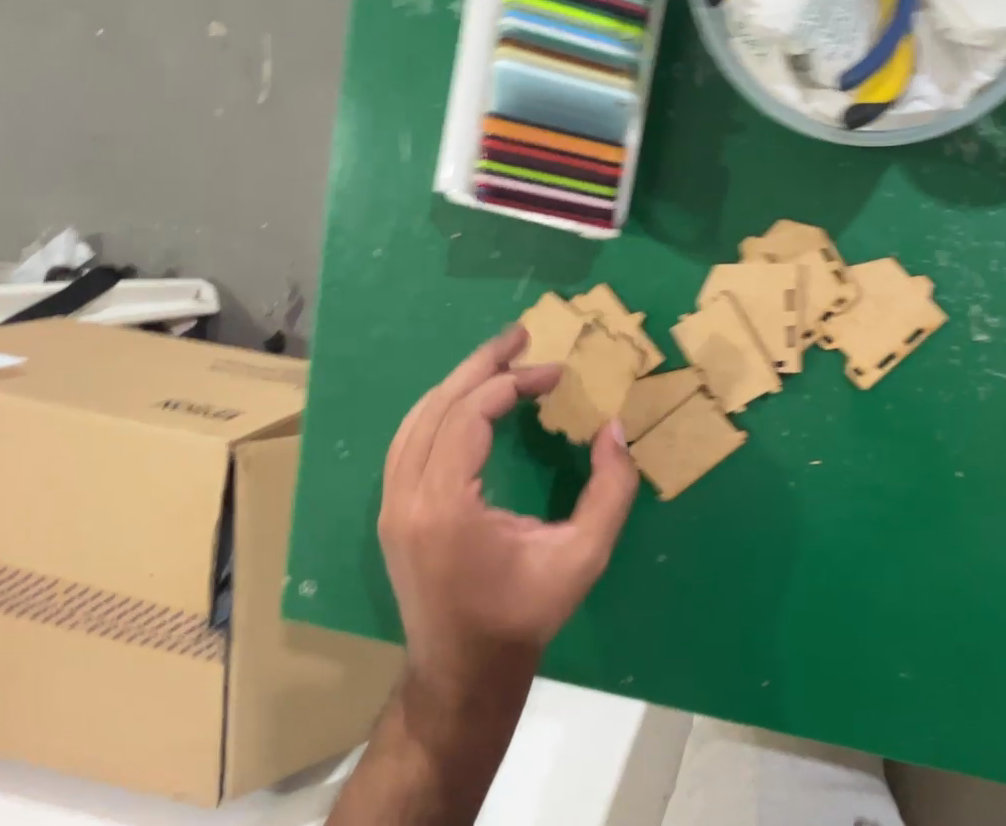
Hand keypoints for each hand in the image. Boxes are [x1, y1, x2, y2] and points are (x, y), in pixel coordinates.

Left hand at [378, 325, 638, 685]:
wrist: (465, 670)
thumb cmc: (525, 615)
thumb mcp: (583, 557)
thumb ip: (610, 491)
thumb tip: (613, 430)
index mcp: (445, 506)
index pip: (470, 414)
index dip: (513, 382)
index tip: (556, 374)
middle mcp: (407, 496)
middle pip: (437, 405)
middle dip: (482, 365)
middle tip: (522, 335)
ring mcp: (391, 504)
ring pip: (416, 419)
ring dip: (459, 382)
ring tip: (500, 358)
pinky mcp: (393, 511)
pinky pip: (409, 441)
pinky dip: (441, 409)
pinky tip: (469, 399)